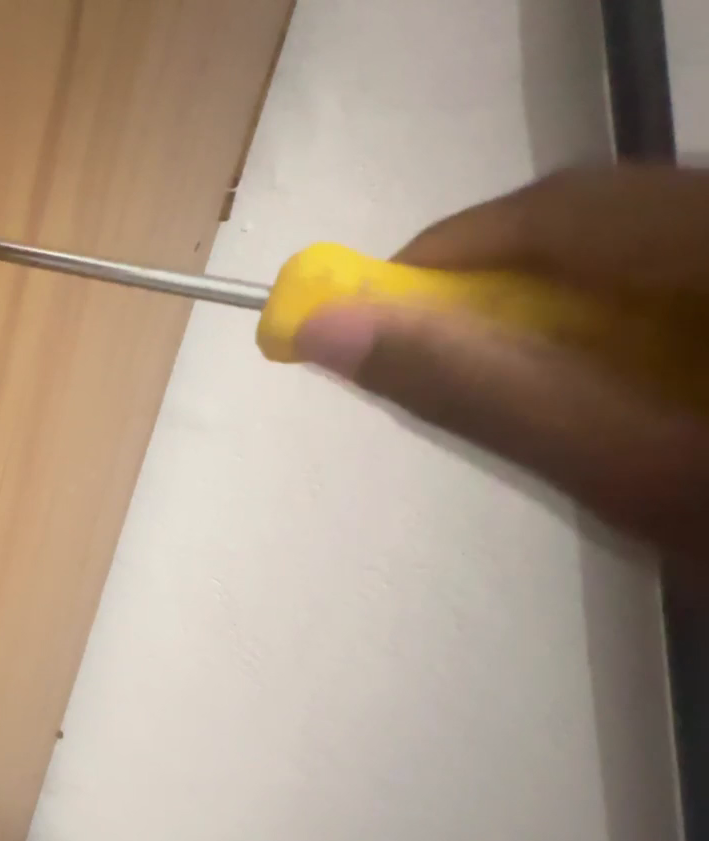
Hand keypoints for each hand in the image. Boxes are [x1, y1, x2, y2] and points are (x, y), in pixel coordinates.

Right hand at [292, 166, 708, 559]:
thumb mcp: (635, 477)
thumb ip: (475, 391)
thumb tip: (325, 329)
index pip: (574, 206)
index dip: (451, 249)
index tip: (374, 313)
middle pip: (625, 218)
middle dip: (517, 287)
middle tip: (459, 364)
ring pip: (665, 244)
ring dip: (576, 307)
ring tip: (556, 387)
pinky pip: (695, 273)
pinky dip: (643, 316)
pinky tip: (647, 379)